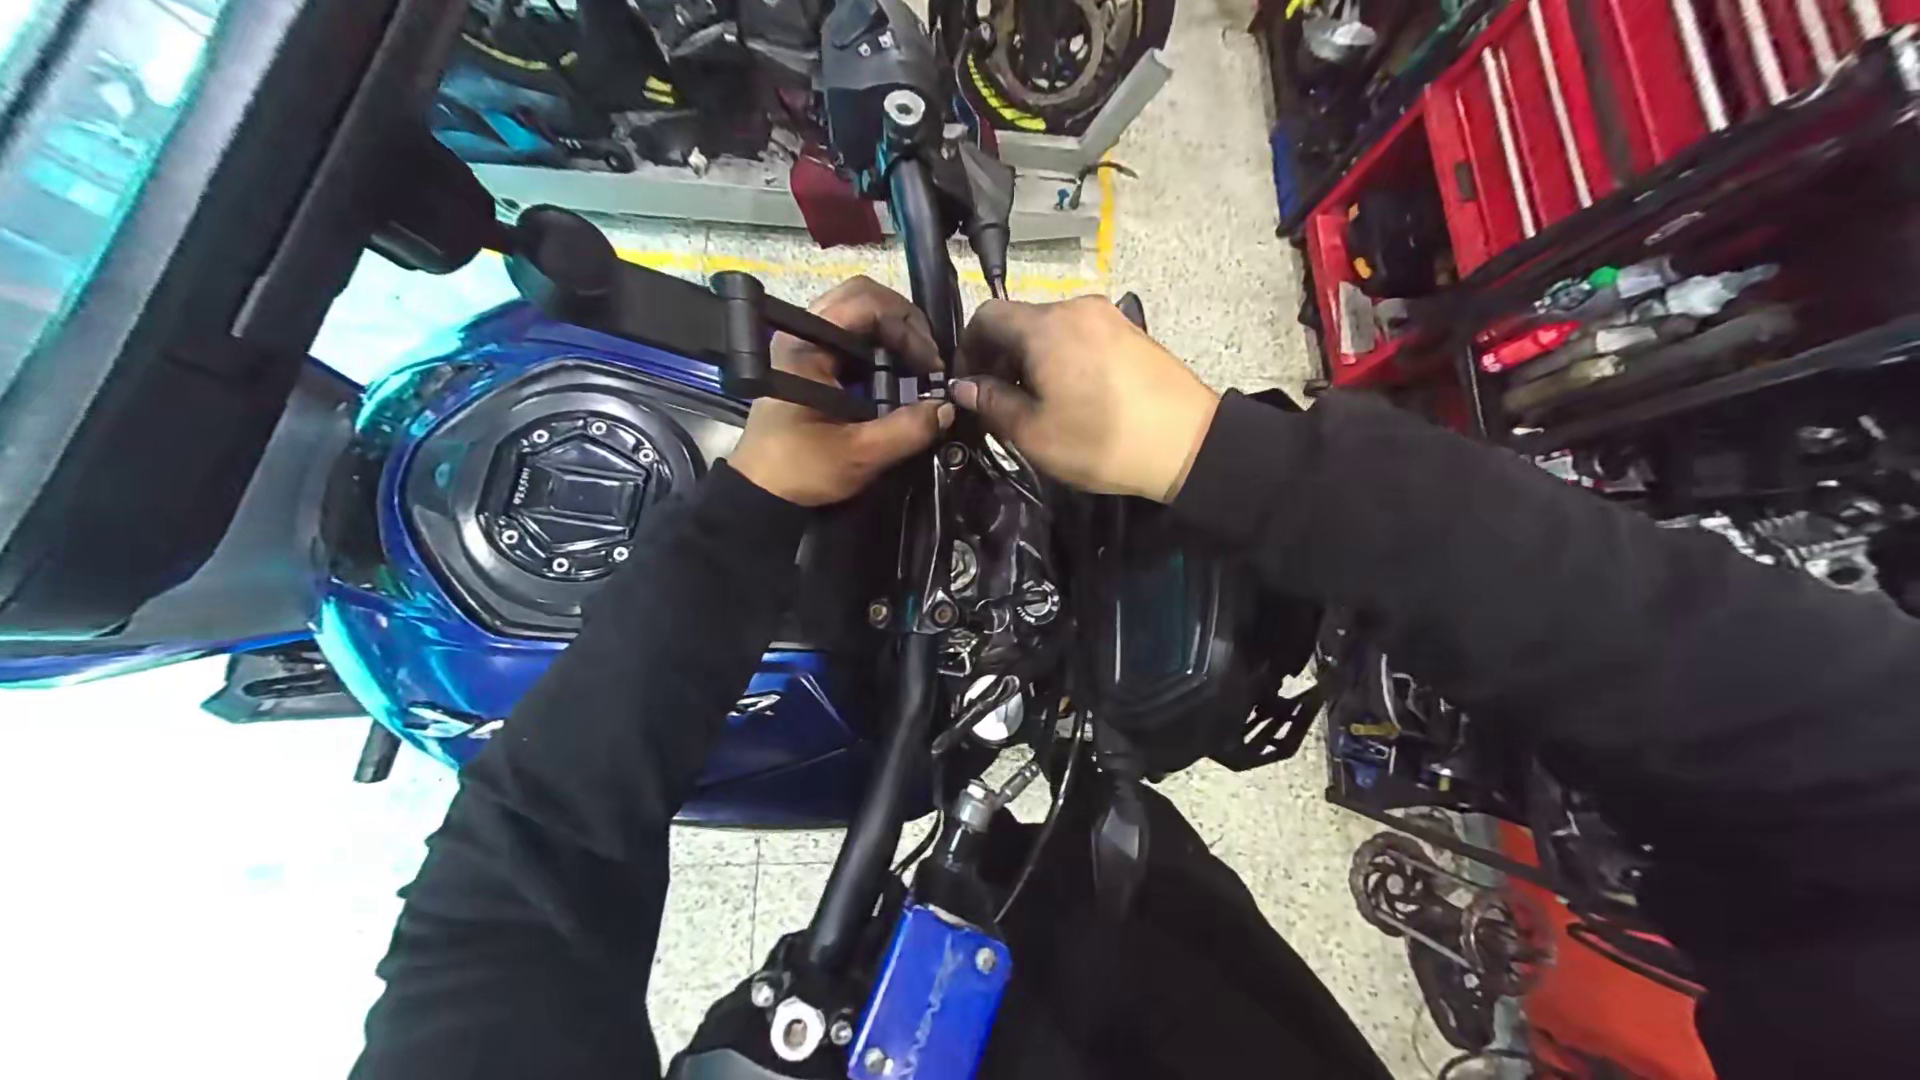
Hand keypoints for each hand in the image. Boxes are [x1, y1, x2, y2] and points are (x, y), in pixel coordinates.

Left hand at [728, 276, 953, 505]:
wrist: (762, 492)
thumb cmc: (801, 470)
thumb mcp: (859, 454)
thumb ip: (907, 430)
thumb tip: (946, 408)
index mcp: (805, 344)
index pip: (865, 302)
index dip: (907, 325)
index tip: (930, 363)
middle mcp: (803, 333)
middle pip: (865, 299)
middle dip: (906, 325)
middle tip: (929, 361)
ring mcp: (808, 344)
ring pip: (862, 317)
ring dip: (897, 336)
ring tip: (920, 368)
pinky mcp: (815, 362)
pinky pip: (856, 338)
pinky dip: (884, 349)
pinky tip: (901, 376)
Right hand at [952, 296, 1219, 501]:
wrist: (1189, 445)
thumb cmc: (1102, 442)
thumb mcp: (1033, 432)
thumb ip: (991, 402)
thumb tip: (964, 386)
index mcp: (1046, 326)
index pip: (986, 316)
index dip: (967, 349)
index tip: (969, 385)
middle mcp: (1076, 307)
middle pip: (1019, 321)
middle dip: (999, 358)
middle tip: (999, 403)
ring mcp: (1107, 316)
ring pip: (1049, 330)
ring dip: (1030, 360)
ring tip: (1035, 403)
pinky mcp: (1128, 331)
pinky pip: (1078, 336)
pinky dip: (1060, 358)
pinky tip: (1070, 395)